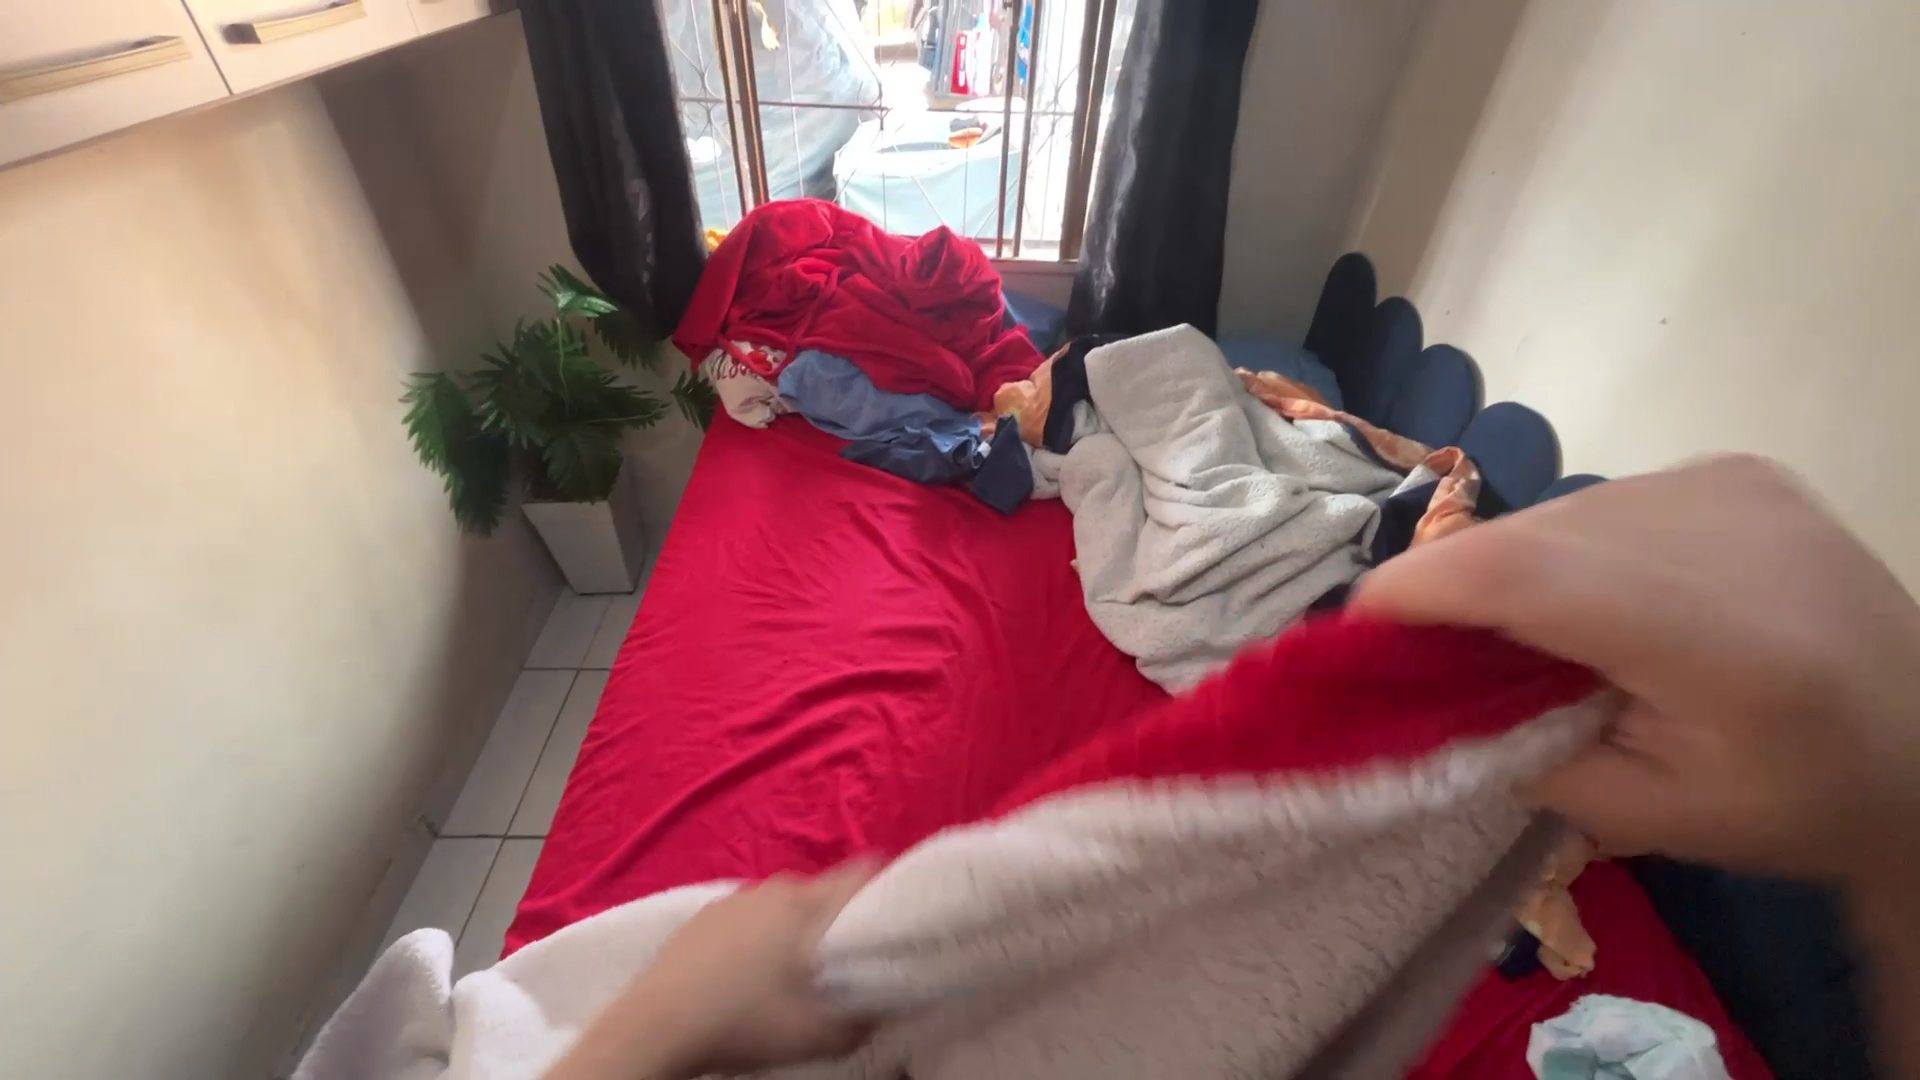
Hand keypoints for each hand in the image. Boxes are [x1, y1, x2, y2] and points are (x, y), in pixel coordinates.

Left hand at [640, 860, 877, 1074]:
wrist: (653, 1028)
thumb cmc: (743, 1022)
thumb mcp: (815, 1034)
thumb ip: (861, 1018)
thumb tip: (880, 1006)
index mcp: (806, 901)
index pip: (862, 872)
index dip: (883, 889)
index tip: (892, 917)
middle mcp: (774, 886)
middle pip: (822, 892)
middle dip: (836, 921)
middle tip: (840, 961)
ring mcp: (736, 897)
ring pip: (784, 904)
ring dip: (794, 929)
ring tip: (789, 973)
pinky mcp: (705, 915)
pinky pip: (751, 915)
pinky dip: (759, 936)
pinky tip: (746, 973)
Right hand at [1352, 455, 1919, 882]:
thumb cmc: (1788, 799)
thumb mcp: (1632, 806)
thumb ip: (1500, 744)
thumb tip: (1403, 684)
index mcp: (1720, 637)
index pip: (1518, 574)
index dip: (1412, 588)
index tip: (1353, 628)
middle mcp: (1724, 529)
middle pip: (1513, 540)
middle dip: (1444, 590)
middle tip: (1432, 649)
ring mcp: (1725, 483)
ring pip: (1536, 519)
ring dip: (1495, 570)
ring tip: (1522, 628)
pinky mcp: (1724, 467)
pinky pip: (1579, 507)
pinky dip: (1548, 551)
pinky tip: (1589, 594)